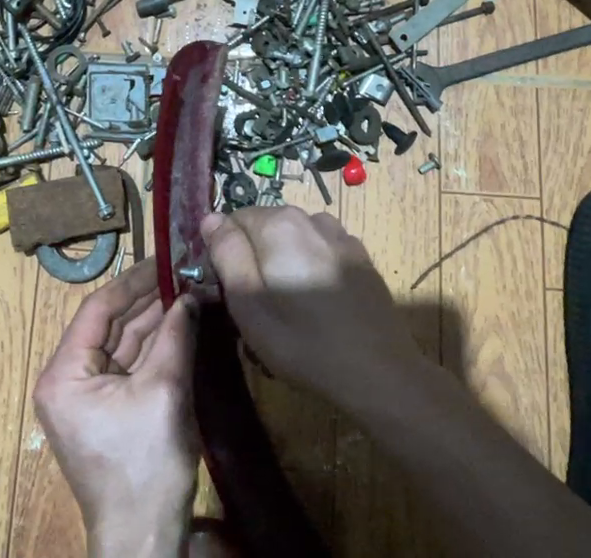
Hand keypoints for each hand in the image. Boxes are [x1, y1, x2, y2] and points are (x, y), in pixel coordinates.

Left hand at [34, 260, 198, 557]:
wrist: (145, 536)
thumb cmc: (146, 464)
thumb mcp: (164, 391)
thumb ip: (176, 336)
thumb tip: (193, 294)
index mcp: (64, 374)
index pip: (98, 310)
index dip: (133, 282)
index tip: (165, 259)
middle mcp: (68, 379)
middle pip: (110, 325)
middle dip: (148, 300)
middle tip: (184, 272)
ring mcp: (87, 396)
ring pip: (123, 344)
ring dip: (155, 320)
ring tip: (189, 290)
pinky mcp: (108, 409)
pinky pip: (130, 365)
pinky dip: (155, 346)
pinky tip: (181, 323)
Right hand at [201, 207, 421, 408]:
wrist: (379, 372)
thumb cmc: (303, 343)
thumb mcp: (248, 304)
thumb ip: (227, 254)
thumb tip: (211, 218)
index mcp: (279, 225)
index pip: (233, 221)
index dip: (226, 254)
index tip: (230, 292)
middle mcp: (310, 219)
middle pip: (265, 229)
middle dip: (256, 261)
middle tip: (258, 311)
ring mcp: (341, 237)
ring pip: (294, 241)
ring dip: (284, 265)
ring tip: (289, 311)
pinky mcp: (361, 259)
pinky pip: (321, 253)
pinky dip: (312, 270)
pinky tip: (319, 307)